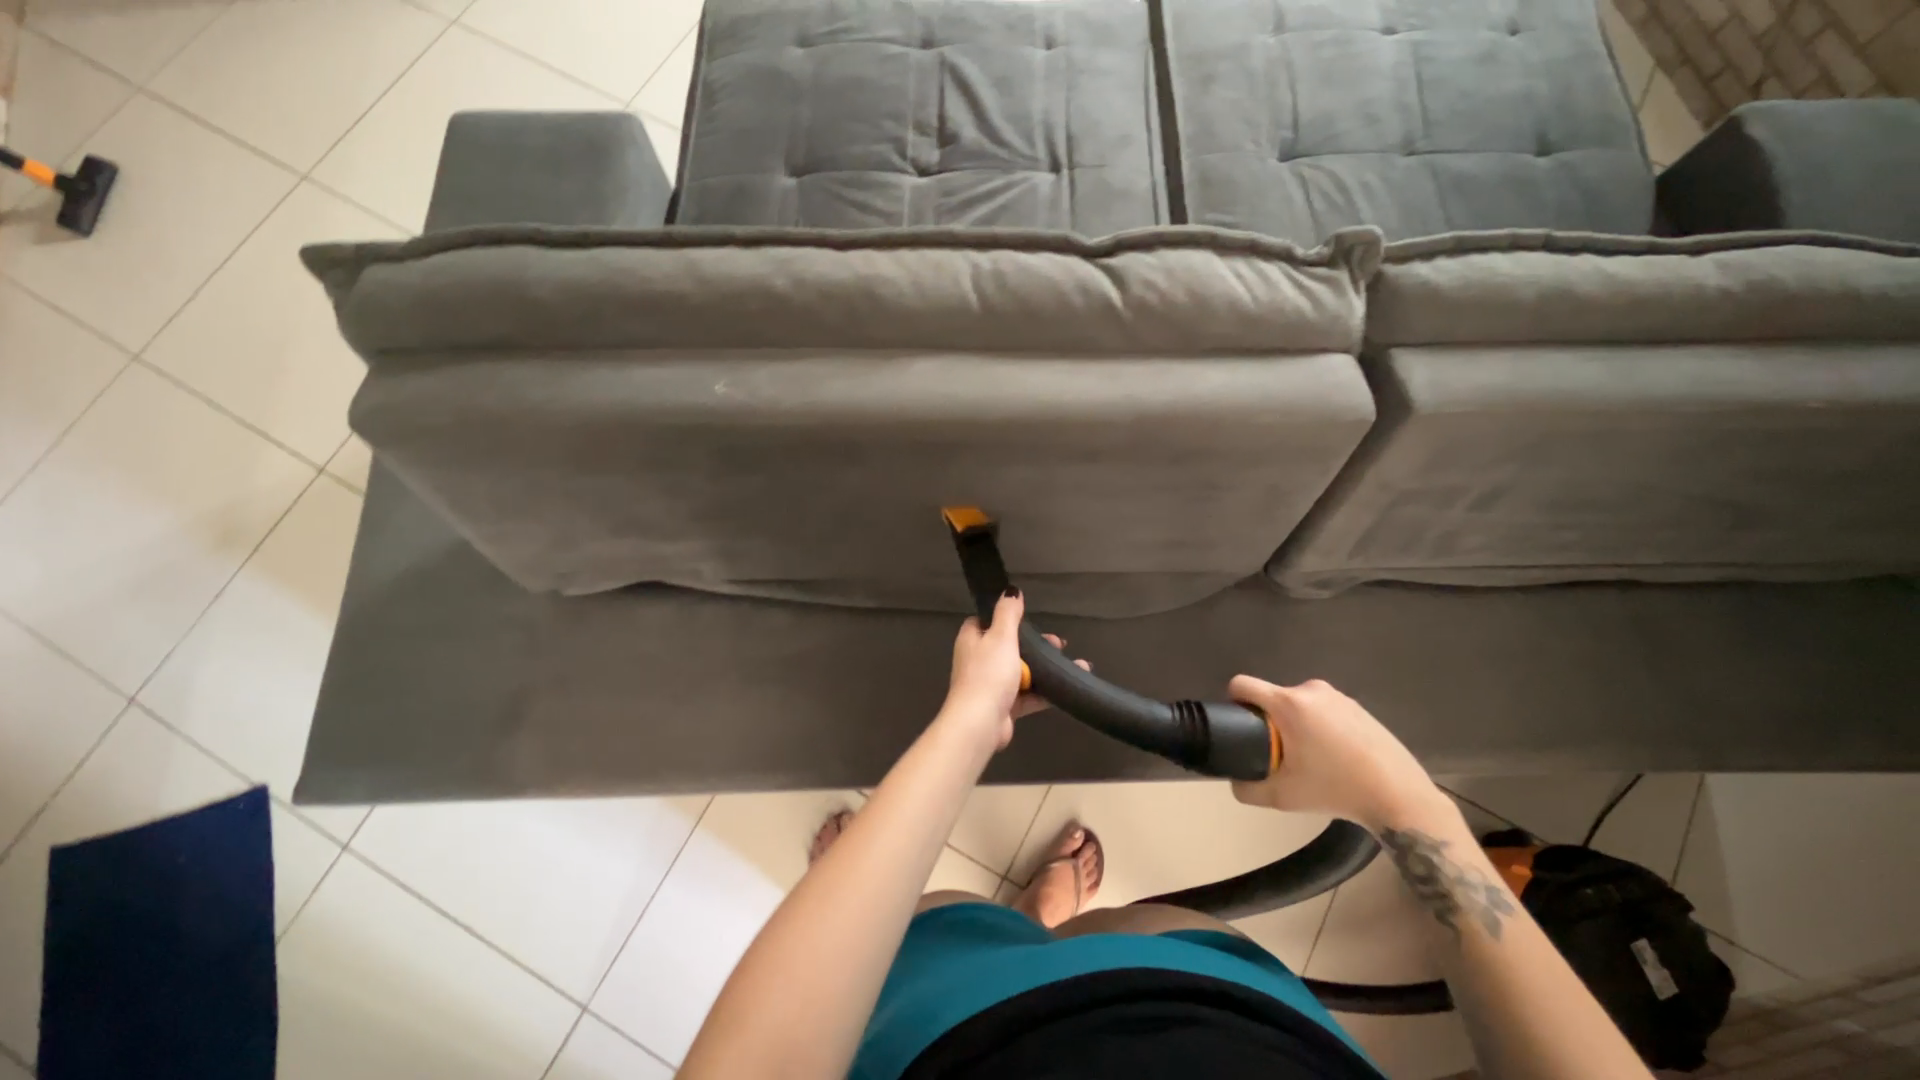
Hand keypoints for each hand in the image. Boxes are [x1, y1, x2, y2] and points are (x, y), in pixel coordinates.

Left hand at [942, 590, 1086, 750]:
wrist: (981, 722)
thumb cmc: (989, 674)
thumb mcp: (1001, 636)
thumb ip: (1008, 613)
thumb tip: (1010, 590)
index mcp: (972, 640)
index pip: (985, 622)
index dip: (1004, 618)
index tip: (1027, 618)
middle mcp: (978, 661)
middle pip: (1009, 647)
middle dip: (1034, 646)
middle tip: (1058, 643)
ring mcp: (991, 685)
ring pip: (1021, 672)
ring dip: (1044, 669)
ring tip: (1071, 664)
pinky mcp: (1004, 706)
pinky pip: (1027, 695)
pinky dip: (1044, 691)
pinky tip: (1065, 687)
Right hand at [1226, 676, 1445, 831]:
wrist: (1397, 794)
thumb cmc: (1336, 789)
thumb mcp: (1282, 797)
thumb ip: (1246, 789)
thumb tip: (1234, 780)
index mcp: (1288, 704)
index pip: (1242, 684)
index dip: (1232, 702)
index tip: (1239, 726)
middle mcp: (1311, 690)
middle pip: (1272, 698)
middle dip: (1269, 722)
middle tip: (1279, 755)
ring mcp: (1338, 696)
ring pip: (1298, 705)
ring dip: (1295, 725)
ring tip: (1310, 759)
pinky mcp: (1357, 706)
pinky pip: (1323, 710)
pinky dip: (1319, 727)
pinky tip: (1334, 756)